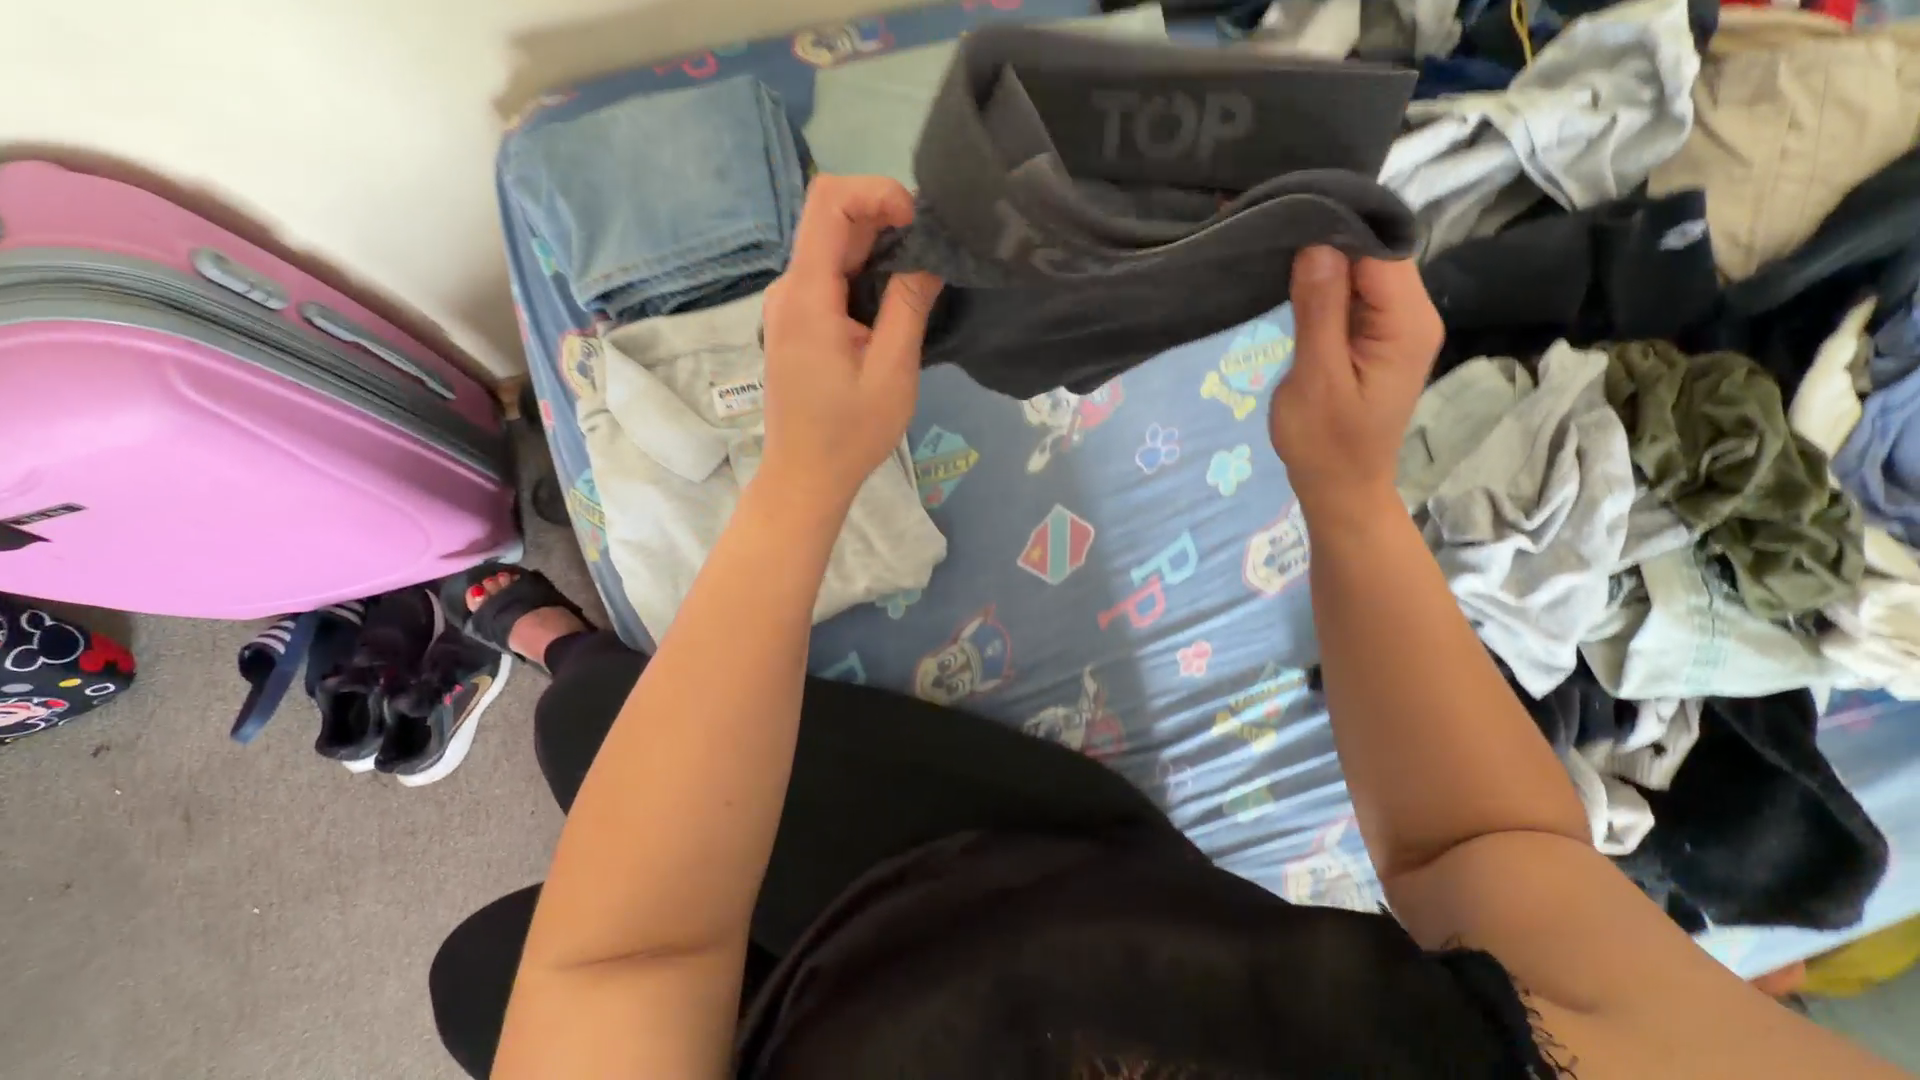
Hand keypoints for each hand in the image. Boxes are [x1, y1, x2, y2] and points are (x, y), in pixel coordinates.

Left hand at [759, 175, 942, 504]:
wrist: (805, 477)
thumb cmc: (849, 434)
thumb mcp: (892, 372)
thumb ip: (908, 306)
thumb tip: (928, 257)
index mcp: (807, 296)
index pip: (829, 201)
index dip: (876, 192)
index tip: (916, 224)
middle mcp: (789, 289)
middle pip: (832, 219)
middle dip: (885, 220)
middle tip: (931, 254)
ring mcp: (789, 305)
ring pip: (833, 247)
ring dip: (877, 248)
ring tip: (920, 280)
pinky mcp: (796, 321)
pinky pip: (831, 276)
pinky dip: (864, 273)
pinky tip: (894, 301)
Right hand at [1269, 246, 1440, 520]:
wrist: (1340, 488)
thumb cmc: (1325, 443)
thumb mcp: (1316, 378)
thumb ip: (1320, 311)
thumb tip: (1317, 244)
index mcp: (1407, 323)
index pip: (1378, 251)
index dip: (1335, 230)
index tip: (1286, 219)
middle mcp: (1413, 315)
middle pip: (1375, 255)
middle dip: (1328, 240)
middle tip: (1273, 231)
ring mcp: (1398, 326)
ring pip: (1364, 272)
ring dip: (1323, 262)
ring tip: (1276, 251)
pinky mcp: (1378, 336)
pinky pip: (1356, 295)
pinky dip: (1326, 285)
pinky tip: (1293, 283)